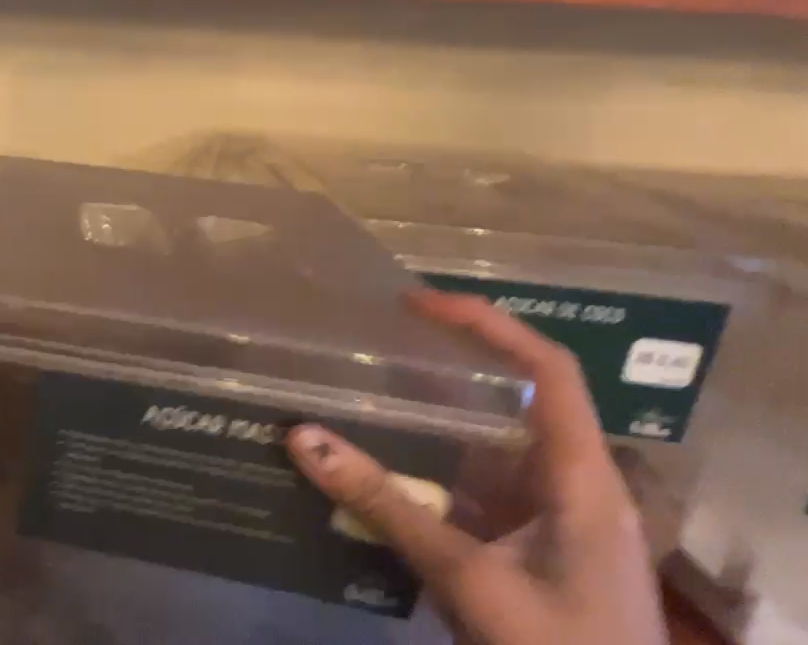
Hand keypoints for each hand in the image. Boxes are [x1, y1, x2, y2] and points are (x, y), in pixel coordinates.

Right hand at [286, 289, 667, 644]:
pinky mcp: (524, 546)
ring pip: (482, 444)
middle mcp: (569, 483)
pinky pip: (465, 486)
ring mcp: (548, 517)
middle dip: (442, 365)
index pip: (548, 371)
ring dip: (421, 421)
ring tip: (353, 393)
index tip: (414, 303)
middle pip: (511, 398)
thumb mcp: (467, 576)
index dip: (486, 324)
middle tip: (370, 342)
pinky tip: (368, 469)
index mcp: (580, 477)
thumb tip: (298, 434)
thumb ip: (383, 503)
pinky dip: (417, 470)